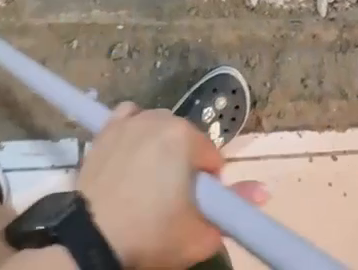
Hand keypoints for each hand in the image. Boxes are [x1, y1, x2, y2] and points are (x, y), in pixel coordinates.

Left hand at [76, 103, 268, 268]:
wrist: (93, 239)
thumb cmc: (151, 235)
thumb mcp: (201, 234)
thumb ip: (236, 210)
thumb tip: (264, 191)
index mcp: (186, 137)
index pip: (212, 158)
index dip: (209, 186)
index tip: (195, 208)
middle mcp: (159, 119)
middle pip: (186, 140)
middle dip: (185, 165)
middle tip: (172, 200)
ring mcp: (129, 121)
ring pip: (159, 128)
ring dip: (161, 148)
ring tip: (151, 181)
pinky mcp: (105, 129)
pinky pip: (129, 118)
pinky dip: (135, 129)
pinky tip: (132, 153)